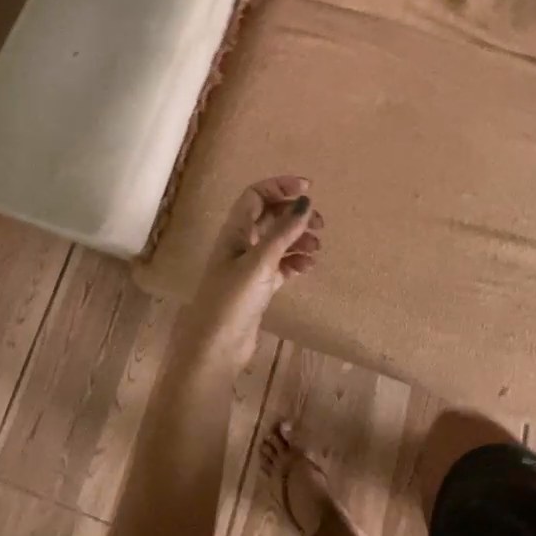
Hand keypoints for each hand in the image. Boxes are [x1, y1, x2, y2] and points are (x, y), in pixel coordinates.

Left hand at [178, 175, 324, 371]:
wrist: (215, 349)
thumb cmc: (232, 300)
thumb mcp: (260, 262)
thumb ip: (283, 232)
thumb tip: (304, 201)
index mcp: (235, 231)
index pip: (256, 195)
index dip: (279, 186)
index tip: (307, 189)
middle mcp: (241, 244)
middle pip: (270, 216)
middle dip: (294, 214)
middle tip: (320, 222)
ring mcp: (249, 266)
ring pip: (277, 241)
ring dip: (298, 238)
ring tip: (317, 247)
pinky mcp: (258, 288)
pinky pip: (281, 265)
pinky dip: (295, 262)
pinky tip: (308, 267)